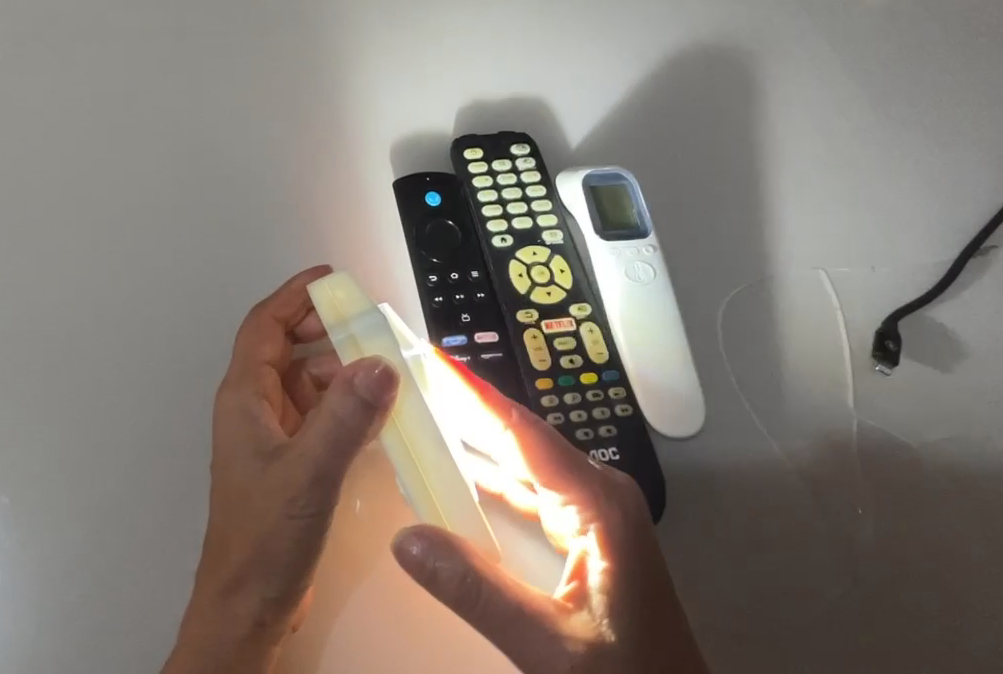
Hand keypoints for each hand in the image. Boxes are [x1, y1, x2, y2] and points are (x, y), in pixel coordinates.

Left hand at [163, 266, 398, 673]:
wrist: (247, 605)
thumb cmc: (265, 535)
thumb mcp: (309, 472)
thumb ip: (345, 417)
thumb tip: (380, 364)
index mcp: (244, 396)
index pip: (264, 326)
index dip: (293, 297)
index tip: (329, 279)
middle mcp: (253, 407)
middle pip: (285, 349)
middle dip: (323, 331)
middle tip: (367, 325)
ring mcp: (270, 435)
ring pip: (304, 382)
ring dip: (339, 370)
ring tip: (381, 369)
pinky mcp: (287, 461)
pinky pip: (316, 414)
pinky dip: (343, 404)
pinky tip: (373, 412)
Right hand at [390, 372, 707, 673]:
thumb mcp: (548, 644)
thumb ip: (476, 591)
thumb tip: (404, 538)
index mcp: (597, 503)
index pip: (521, 431)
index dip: (473, 392)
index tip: (433, 358)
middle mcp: (598, 493)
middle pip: (520, 437)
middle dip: (465, 407)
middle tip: (412, 379)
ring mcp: (594, 512)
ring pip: (522, 462)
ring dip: (474, 442)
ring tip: (422, 415)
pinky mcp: (587, 534)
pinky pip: (529, 491)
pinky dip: (490, 479)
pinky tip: (456, 475)